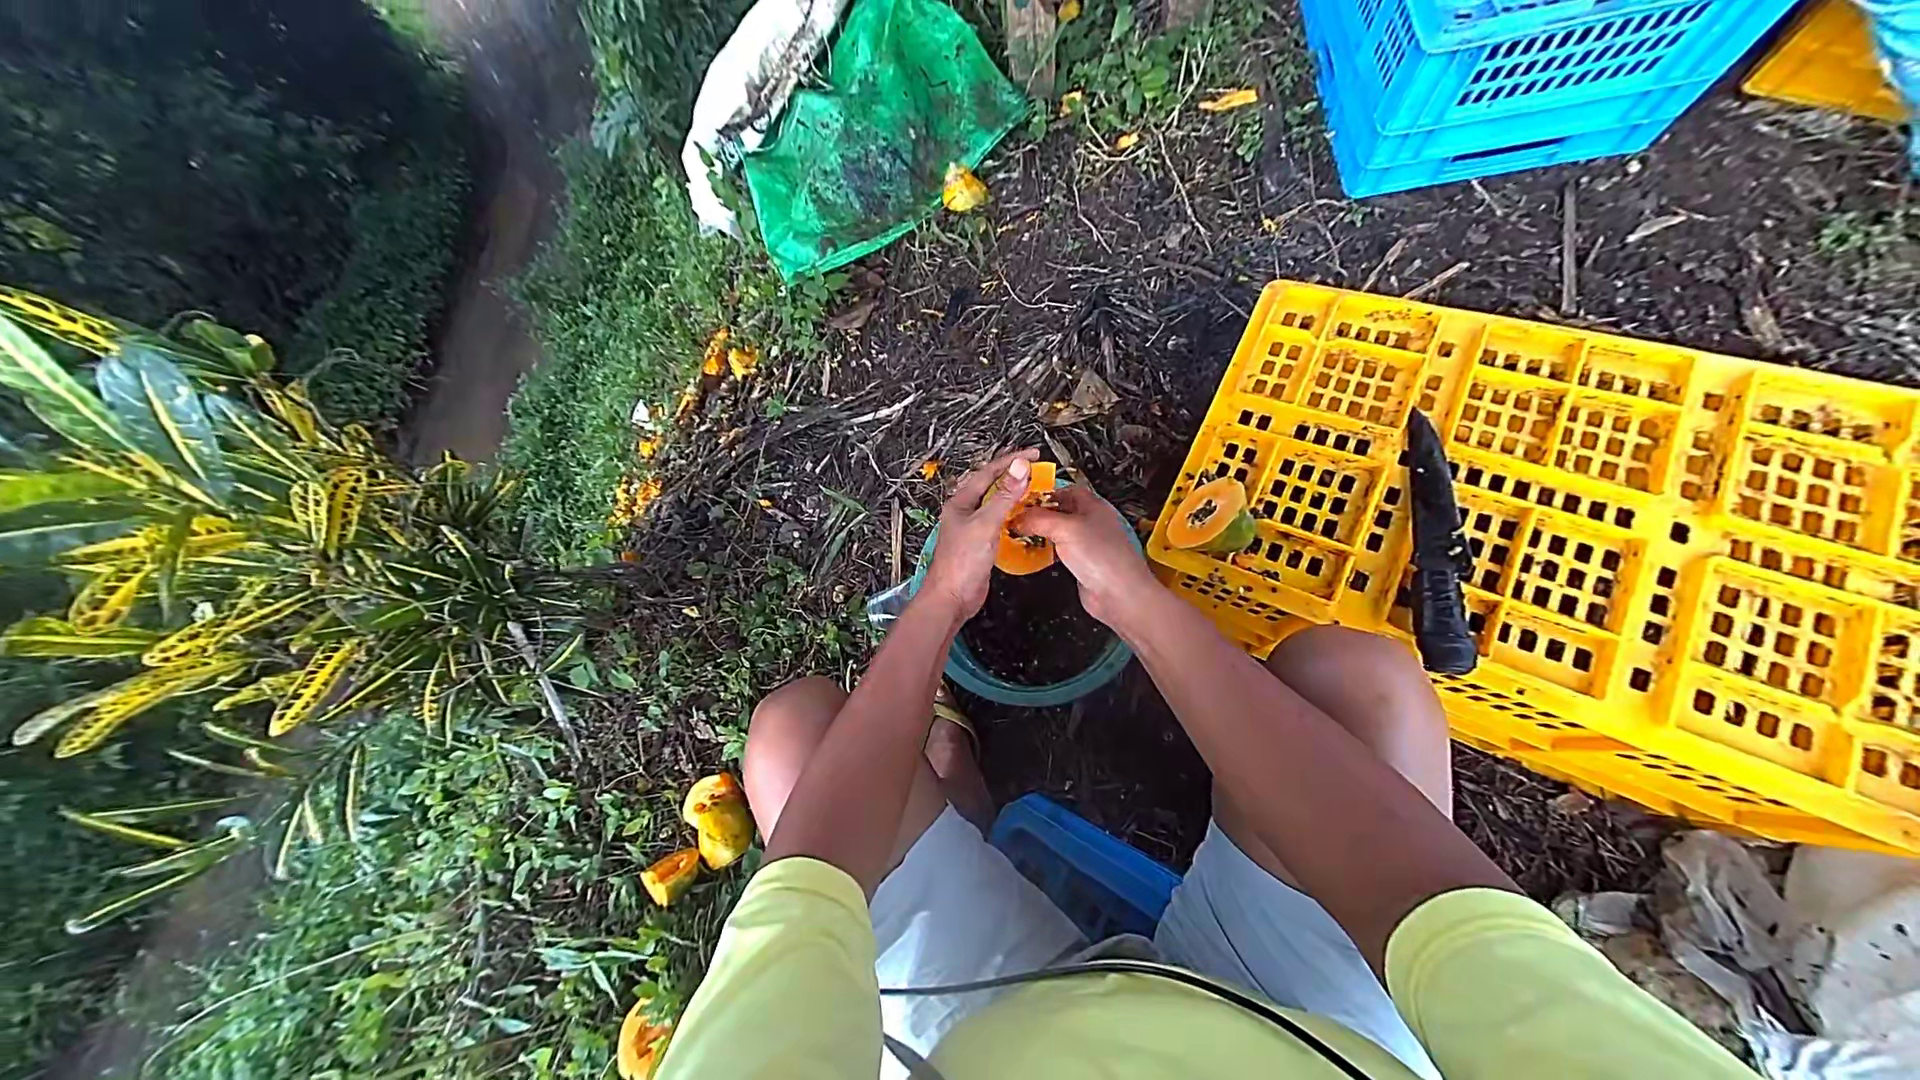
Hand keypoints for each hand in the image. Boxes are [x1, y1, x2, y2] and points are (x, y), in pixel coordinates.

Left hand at [919, 449, 1040, 620]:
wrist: (952, 597)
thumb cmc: (960, 564)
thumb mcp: (986, 524)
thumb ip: (1004, 496)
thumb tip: (1020, 468)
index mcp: (961, 502)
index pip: (989, 472)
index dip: (1012, 461)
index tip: (1032, 455)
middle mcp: (966, 512)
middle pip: (992, 485)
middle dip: (1014, 475)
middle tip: (1035, 468)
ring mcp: (973, 528)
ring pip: (997, 503)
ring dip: (1015, 495)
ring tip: (1034, 488)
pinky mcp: (981, 543)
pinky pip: (999, 521)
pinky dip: (1014, 515)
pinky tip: (1024, 517)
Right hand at [1012, 485, 1160, 628]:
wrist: (1119, 594)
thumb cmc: (1104, 557)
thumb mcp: (1065, 528)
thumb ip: (1038, 519)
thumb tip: (1018, 517)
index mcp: (1091, 505)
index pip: (1063, 490)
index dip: (1042, 493)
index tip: (1021, 499)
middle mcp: (1090, 522)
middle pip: (1058, 511)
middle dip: (1037, 514)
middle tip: (1017, 518)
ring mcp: (1086, 543)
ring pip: (1058, 532)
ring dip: (1040, 533)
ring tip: (1020, 534)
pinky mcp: (1082, 562)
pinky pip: (1059, 552)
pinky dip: (1046, 551)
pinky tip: (1034, 554)